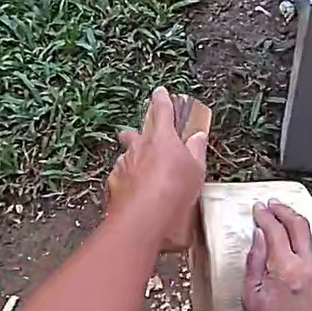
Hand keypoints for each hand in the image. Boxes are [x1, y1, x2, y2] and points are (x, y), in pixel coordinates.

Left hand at [107, 86, 207, 230]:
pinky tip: (137, 194)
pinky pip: (121, 177)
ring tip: (146, 178)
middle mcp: (138, 147)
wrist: (143, 218)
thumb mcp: (196, 170)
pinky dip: (128, 181)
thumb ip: (196, 150)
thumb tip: (198, 136)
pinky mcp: (113, 184)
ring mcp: (123, 165)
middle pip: (135, 133)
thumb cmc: (175, 190)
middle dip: (138, 133)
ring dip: (134, 162)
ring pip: (127, 157)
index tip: (160, 92)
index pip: (162, 111)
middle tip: (145, 139)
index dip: (162, 100)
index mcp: (162, 138)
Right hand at [243, 201, 311, 310]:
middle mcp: (310, 268)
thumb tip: (258, 237)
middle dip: (286, 211)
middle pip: (301, 225)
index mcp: (284, 269)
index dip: (265, 216)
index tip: (260, 210)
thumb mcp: (251, 300)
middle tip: (276, 208)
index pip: (275, 230)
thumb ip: (255, 264)